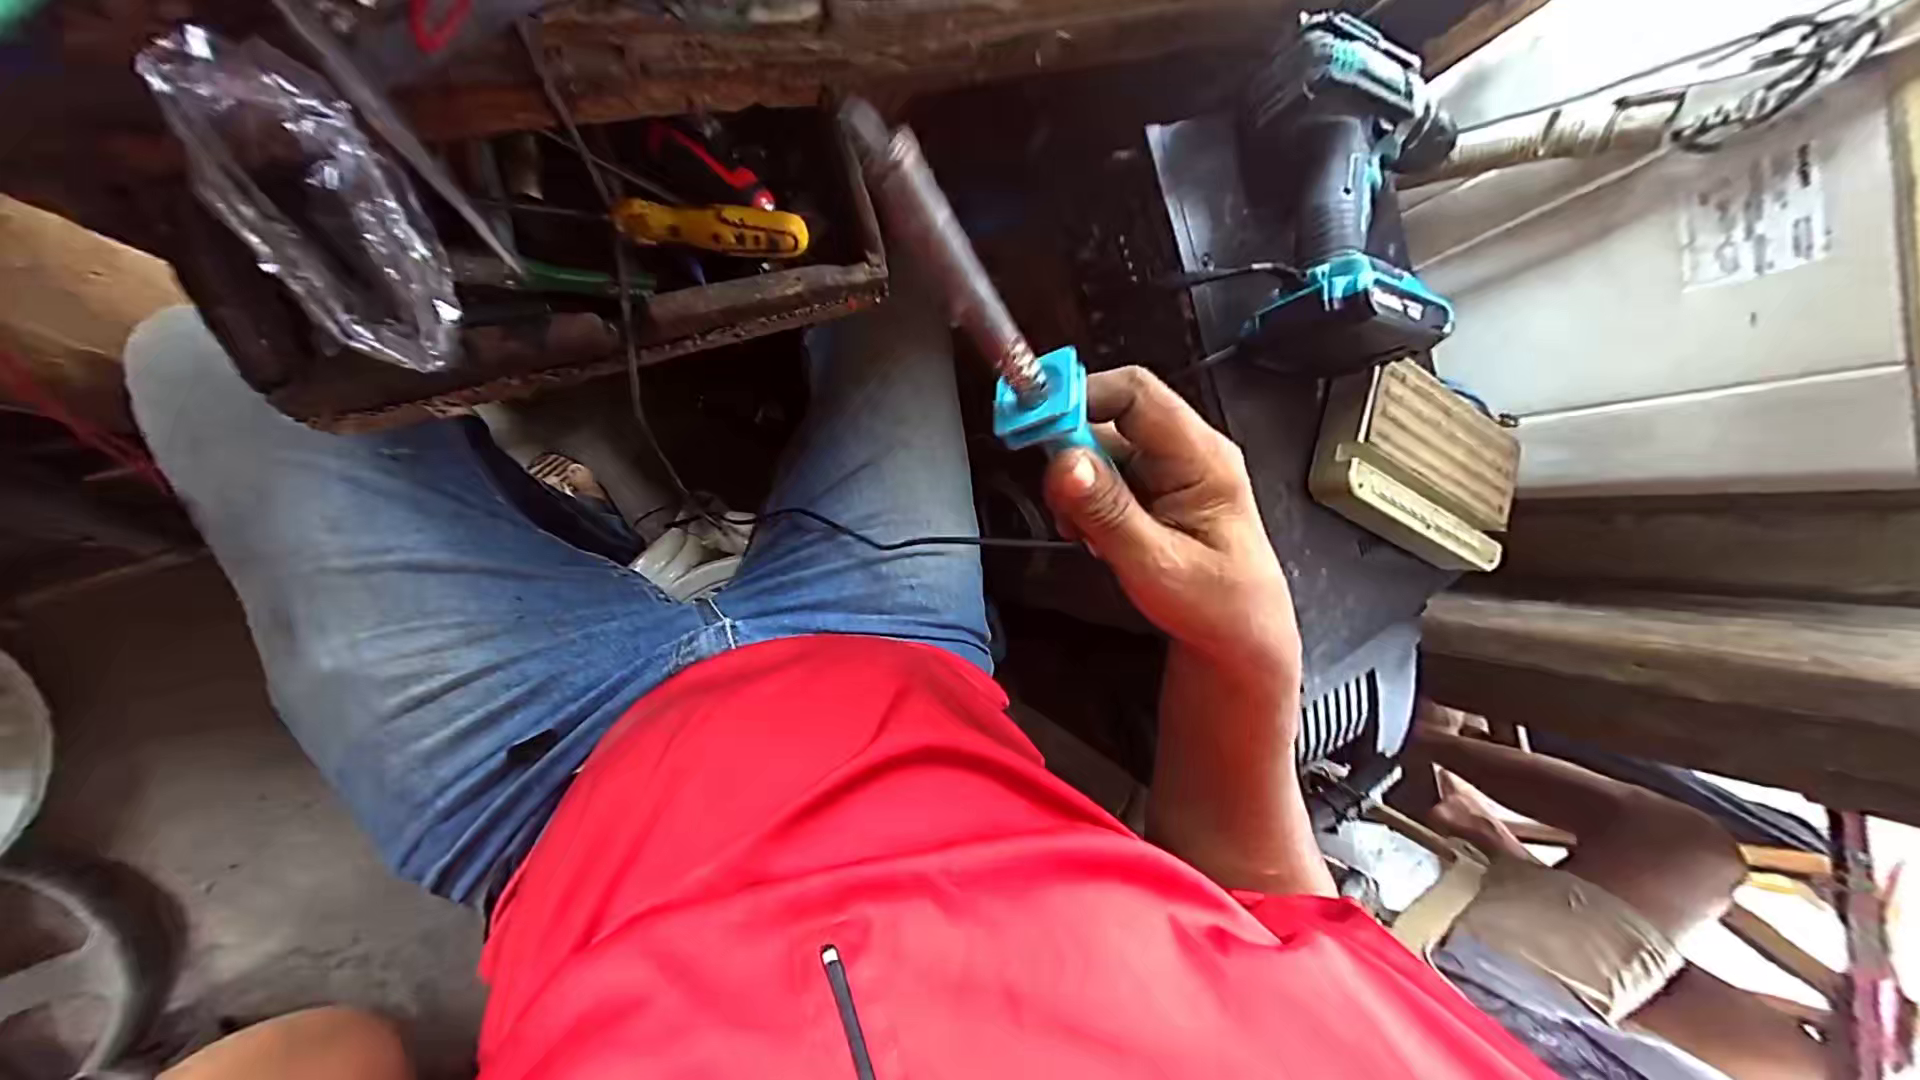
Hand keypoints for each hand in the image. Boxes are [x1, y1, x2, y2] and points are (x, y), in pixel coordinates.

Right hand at [1042, 366, 1300, 687]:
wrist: (1237, 637)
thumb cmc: (1219, 604)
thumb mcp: (1157, 564)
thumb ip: (1108, 513)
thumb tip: (1064, 461)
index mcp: (1201, 457)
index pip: (1134, 394)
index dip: (1078, 397)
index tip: (1033, 421)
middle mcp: (1182, 453)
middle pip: (1107, 419)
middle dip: (1068, 451)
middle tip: (1055, 495)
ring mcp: (1164, 472)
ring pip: (1098, 450)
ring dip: (1073, 484)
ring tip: (1083, 530)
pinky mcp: (1147, 492)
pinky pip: (1100, 477)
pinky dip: (1080, 500)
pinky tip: (1091, 534)